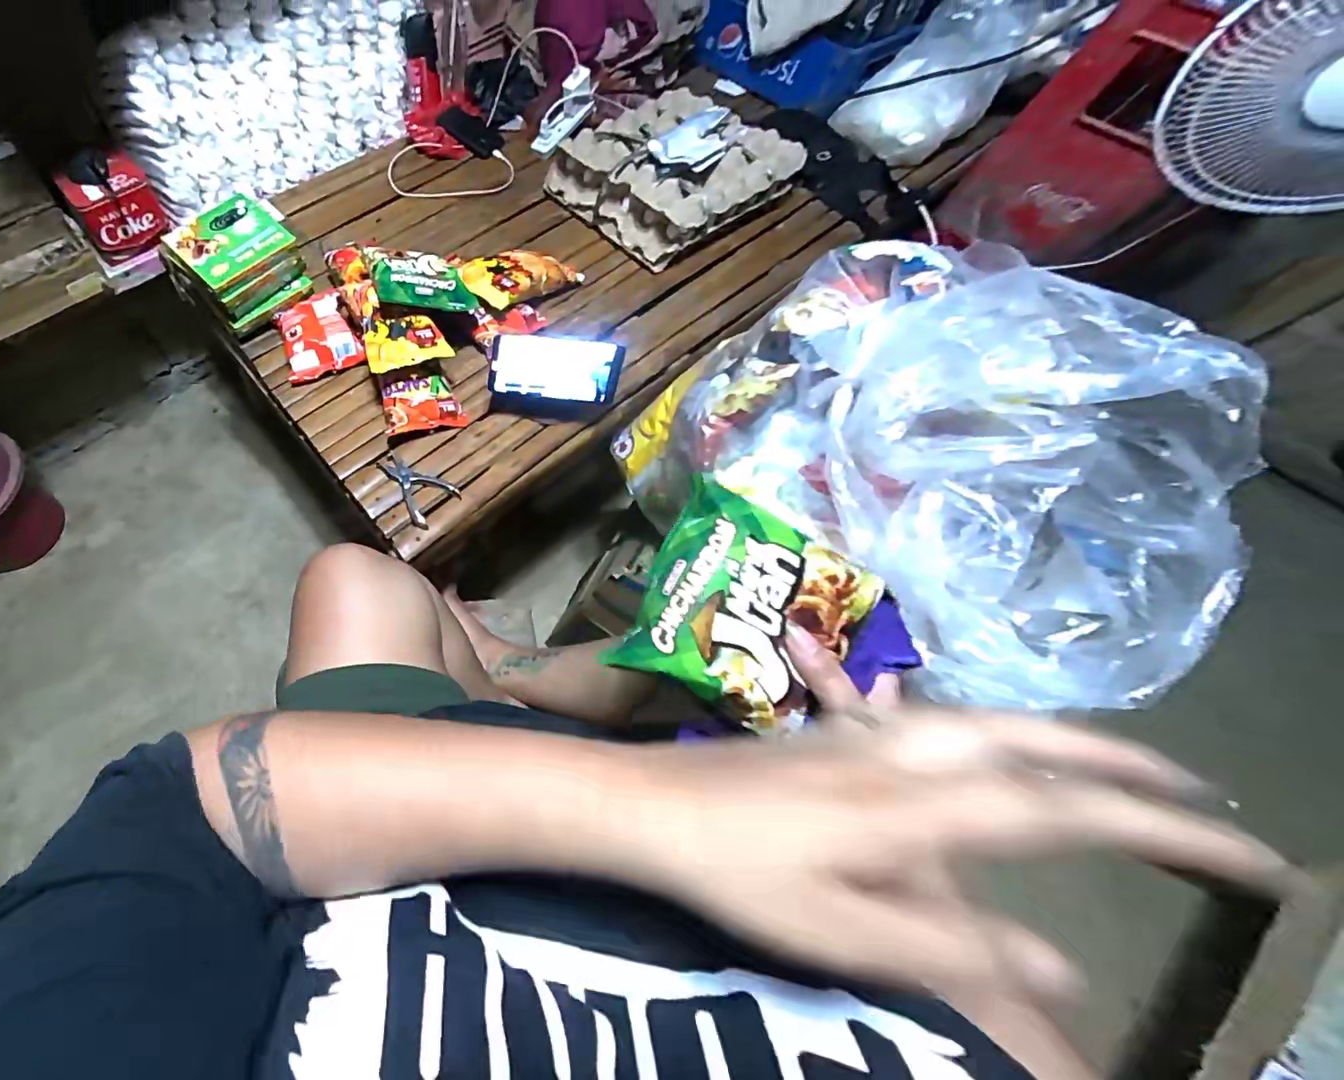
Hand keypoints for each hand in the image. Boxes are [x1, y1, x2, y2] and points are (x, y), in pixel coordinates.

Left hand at [606, 641, 1292, 1003]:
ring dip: (1034, 732)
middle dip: (1103, 760)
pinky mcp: (806, 737)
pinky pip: (894, 714)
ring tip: (1086, 756)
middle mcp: (882, 758)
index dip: (1150, 831)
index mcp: (904, 810)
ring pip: (959, 718)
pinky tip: (937, 717)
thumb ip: (945, 946)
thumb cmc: (729, 871)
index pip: (1050, 812)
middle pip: (1011, 740)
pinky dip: (948, 717)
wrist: (643, 804)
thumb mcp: (835, 930)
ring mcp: (840, 738)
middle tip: (1182, 786)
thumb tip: (1058, 960)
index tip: (1241, 855)